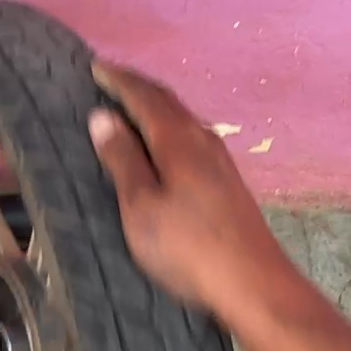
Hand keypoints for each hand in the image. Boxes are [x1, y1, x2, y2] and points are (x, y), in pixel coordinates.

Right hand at [89, 62, 298, 321]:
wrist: (254, 283)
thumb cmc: (187, 246)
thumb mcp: (141, 206)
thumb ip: (122, 159)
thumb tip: (103, 116)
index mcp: (178, 140)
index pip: (145, 96)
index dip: (119, 80)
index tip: (96, 66)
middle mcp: (203, 140)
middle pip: (168, 102)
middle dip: (138, 88)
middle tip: (111, 80)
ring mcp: (221, 161)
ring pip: (183, 119)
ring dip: (156, 107)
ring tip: (131, 108)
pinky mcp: (228, 182)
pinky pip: (191, 136)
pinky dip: (169, 128)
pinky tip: (165, 146)